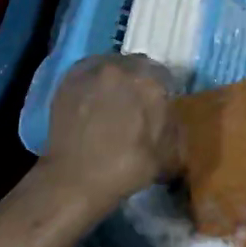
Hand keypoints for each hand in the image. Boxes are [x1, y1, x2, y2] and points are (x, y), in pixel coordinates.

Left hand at [43, 54, 179, 201]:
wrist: (75, 179)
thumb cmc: (127, 169)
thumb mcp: (169, 156)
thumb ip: (175, 129)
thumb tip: (169, 118)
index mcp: (151, 82)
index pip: (165, 76)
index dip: (163, 93)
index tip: (157, 109)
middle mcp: (122, 68)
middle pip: (137, 67)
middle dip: (138, 83)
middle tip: (133, 107)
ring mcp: (92, 71)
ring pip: (111, 67)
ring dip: (115, 81)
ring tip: (109, 105)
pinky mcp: (69, 79)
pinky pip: (88, 73)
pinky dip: (93, 83)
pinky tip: (91, 103)